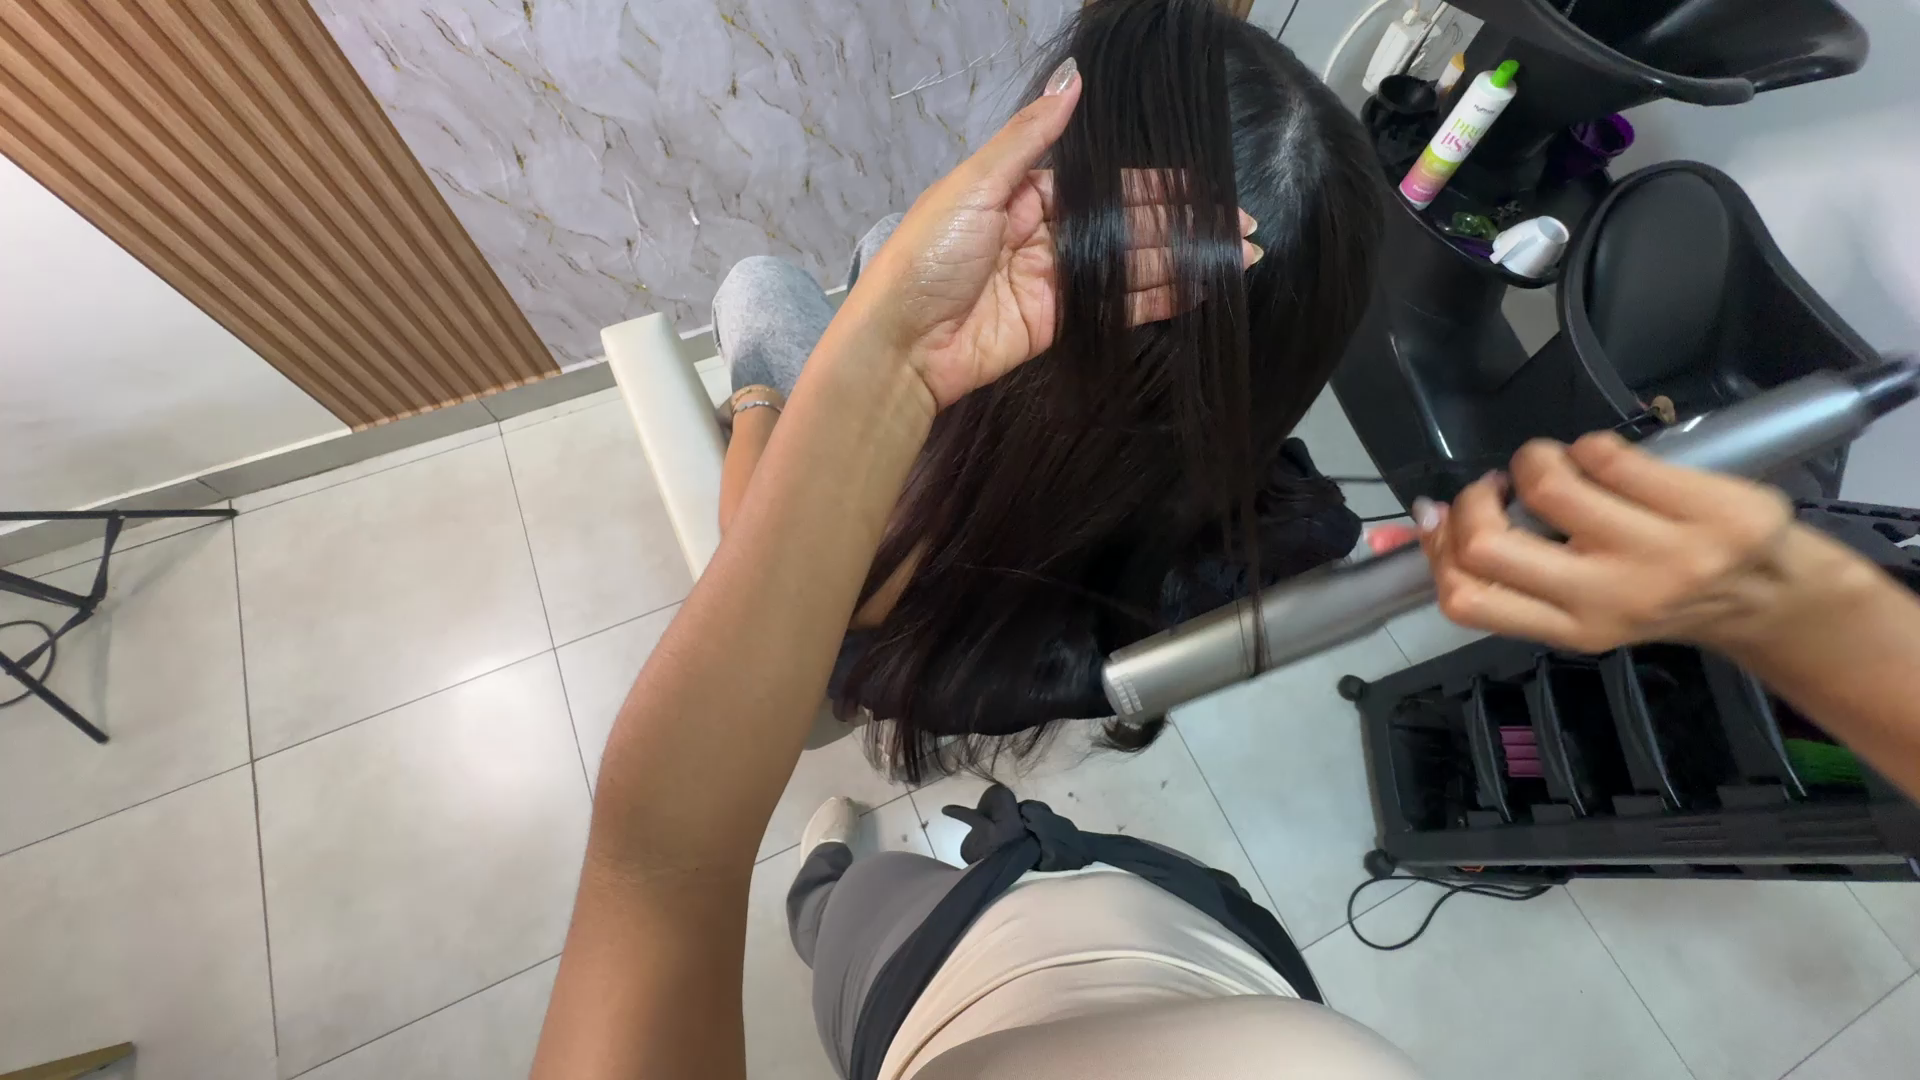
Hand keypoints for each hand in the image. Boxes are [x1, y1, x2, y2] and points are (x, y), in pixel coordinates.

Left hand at [838, 58, 1259, 408]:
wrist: (903, 344)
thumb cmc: (929, 256)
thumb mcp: (974, 186)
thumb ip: (1026, 140)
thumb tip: (1073, 82)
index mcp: (1023, 193)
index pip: (1101, 182)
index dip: (1152, 183)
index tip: (1203, 184)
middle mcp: (1044, 234)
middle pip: (1122, 225)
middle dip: (1179, 224)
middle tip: (1240, 225)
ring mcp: (1053, 282)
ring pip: (1126, 267)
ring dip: (1180, 262)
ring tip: (1238, 257)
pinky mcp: (1056, 325)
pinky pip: (1113, 309)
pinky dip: (1155, 300)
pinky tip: (1198, 290)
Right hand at [1414, 432, 1866, 655]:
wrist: (1775, 597)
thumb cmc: (1654, 597)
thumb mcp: (1575, 609)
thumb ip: (1504, 575)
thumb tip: (1415, 520)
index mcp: (1571, 628)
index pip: (1466, 600)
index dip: (1435, 551)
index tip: (1444, 520)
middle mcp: (1611, 597)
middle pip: (1489, 544)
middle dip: (1474, 499)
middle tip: (1494, 487)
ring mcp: (1665, 554)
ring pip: (1548, 488)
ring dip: (1532, 461)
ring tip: (1547, 464)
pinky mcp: (1712, 511)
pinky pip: (1609, 456)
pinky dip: (1587, 447)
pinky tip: (1600, 458)